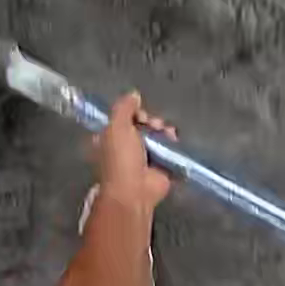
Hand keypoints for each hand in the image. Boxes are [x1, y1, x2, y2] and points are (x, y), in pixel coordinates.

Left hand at [94, 92, 175, 211]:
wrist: (134, 190)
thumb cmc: (120, 158)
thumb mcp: (117, 126)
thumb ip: (124, 107)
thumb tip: (134, 95)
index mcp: (110, 140)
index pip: (124, 120)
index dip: (134, 113)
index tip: (140, 114)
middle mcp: (126, 150)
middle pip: (143, 127)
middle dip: (152, 122)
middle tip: (155, 125)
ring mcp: (144, 161)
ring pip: (158, 138)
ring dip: (164, 132)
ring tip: (167, 134)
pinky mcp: (161, 170)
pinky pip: (170, 153)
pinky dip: (174, 146)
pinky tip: (174, 142)